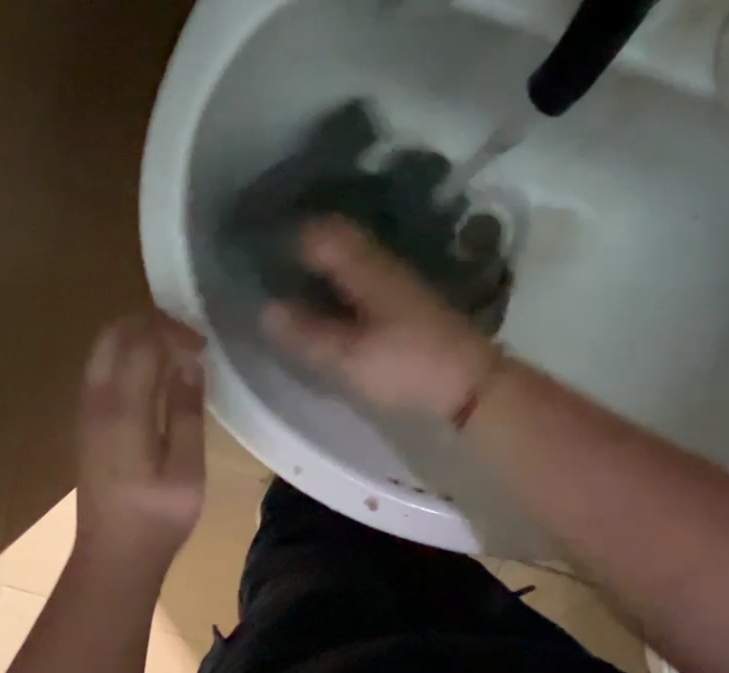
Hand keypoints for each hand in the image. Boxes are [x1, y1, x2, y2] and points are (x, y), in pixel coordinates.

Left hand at [75, 312, 207, 568]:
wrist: (113, 555)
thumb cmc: (158, 516)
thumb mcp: (186, 467)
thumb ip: (185, 410)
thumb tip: (189, 362)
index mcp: (122, 409)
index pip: (143, 341)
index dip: (174, 331)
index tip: (204, 343)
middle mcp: (96, 401)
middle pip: (114, 335)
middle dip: (151, 324)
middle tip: (189, 338)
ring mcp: (85, 412)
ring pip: (102, 350)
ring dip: (137, 338)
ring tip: (175, 353)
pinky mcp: (85, 425)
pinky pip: (100, 370)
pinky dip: (126, 358)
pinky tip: (153, 378)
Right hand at [262, 218, 505, 418]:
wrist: (472, 384)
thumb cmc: (408, 366)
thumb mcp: (349, 357)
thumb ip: (307, 334)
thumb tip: (266, 309)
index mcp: (366, 267)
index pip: (319, 232)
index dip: (286, 238)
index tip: (257, 256)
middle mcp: (382, 264)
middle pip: (336, 241)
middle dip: (300, 252)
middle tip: (267, 272)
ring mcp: (398, 282)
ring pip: (350, 262)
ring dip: (320, 271)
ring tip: (289, 292)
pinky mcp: (408, 304)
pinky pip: (362, 282)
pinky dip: (339, 290)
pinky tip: (327, 312)